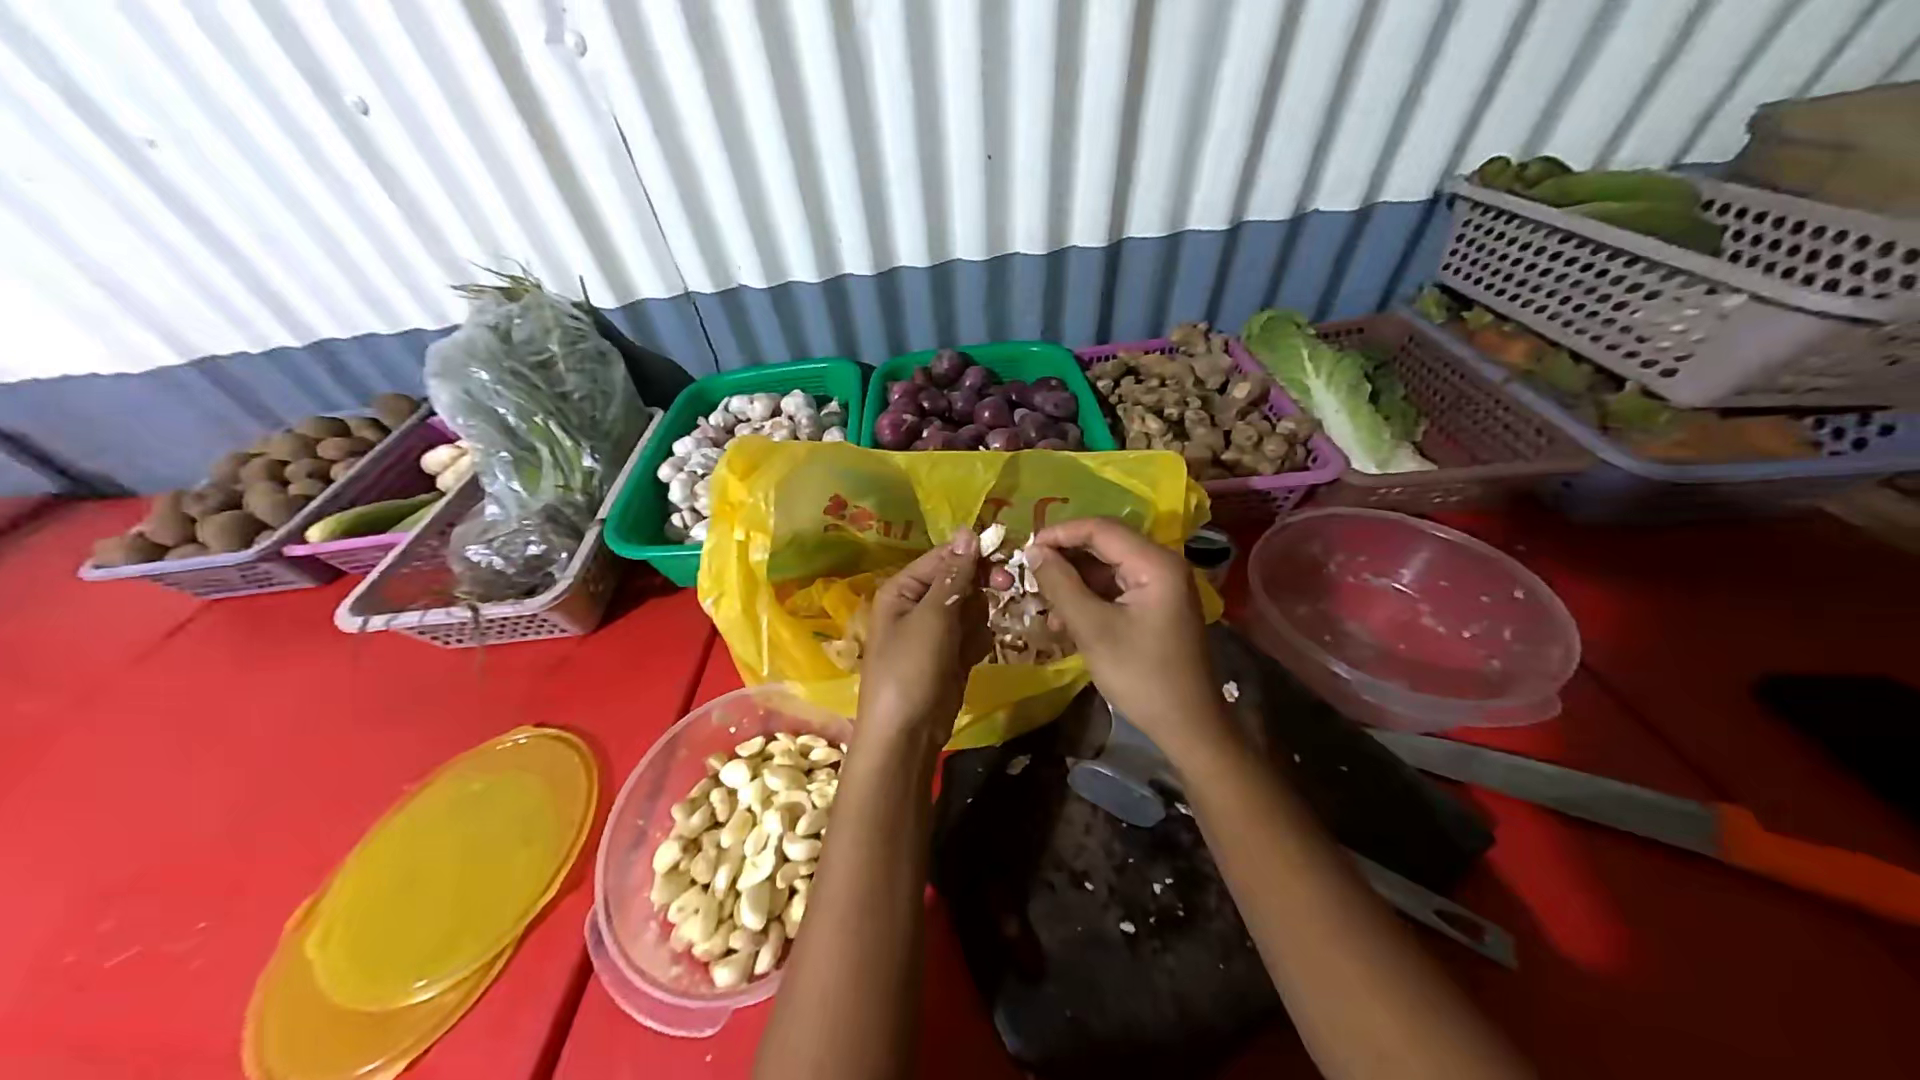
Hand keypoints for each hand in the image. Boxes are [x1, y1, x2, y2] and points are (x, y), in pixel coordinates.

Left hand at [857, 529, 990, 744]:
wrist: (907, 733)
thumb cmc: (911, 669)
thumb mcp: (932, 617)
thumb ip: (954, 575)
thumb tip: (968, 532)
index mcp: (903, 589)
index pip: (943, 558)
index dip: (973, 554)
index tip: (1007, 554)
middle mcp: (918, 605)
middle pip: (960, 580)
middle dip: (981, 586)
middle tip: (1008, 587)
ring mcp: (936, 632)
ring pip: (972, 607)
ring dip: (980, 618)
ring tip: (972, 638)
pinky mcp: (952, 655)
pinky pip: (974, 634)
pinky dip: (978, 641)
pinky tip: (974, 655)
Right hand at [1027, 517, 1225, 754]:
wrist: (1187, 725)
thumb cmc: (1140, 674)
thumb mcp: (1093, 628)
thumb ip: (1060, 584)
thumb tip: (1033, 552)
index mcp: (1155, 563)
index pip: (1100, 529)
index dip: (1059, 534)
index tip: (1025, 549)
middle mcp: (1161, 565)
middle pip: (1104, 546)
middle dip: (1064, 559)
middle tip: (1029, 575)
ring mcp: (1161, 587)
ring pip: (1106, 570)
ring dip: (1073, 583)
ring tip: (1042, 604)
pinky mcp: (1155, 607)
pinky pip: (1115, 591)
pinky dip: (1088, 600)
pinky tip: (1063, 621)